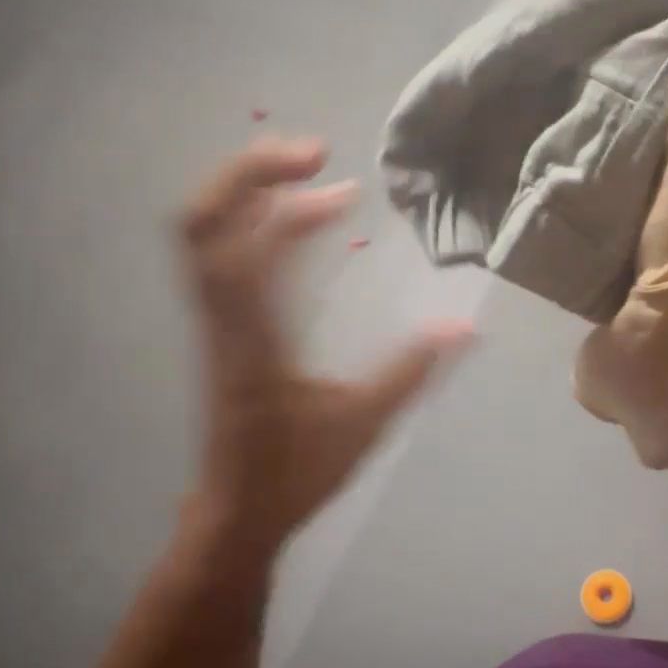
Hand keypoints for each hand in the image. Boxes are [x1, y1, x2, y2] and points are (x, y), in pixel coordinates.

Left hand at [180, 138, 472, 552]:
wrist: (234, 513)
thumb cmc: (296, 472)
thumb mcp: (364, 423)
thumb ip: (413, 372)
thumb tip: (466, 327)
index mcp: (252, 342)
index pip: (245, 251)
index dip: (287, 205)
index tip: (343, 187)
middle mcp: (219, 322)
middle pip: (201, 224)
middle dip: (251, 174)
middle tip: (313, 154)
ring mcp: (210, 323)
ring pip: (200, 236)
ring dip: (246, 192)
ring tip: (305, 174)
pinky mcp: (216, 329)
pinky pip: (215, 257)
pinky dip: (247, 221)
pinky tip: (290, 222)